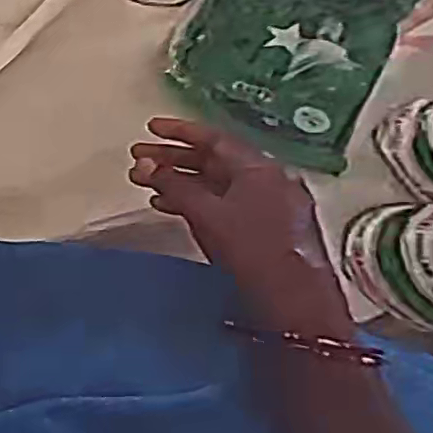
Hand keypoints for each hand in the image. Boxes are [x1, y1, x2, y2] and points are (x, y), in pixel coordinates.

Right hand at [128, 117, 352, 335]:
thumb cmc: (252, 250)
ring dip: (178, 180)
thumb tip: (145, 164)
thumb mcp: (206, 213)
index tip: (151, 127)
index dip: (180, 131)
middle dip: (172, 158)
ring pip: (215, 183)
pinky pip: (223, 202)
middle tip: (138, 157)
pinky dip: (194, 200)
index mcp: (261, 170)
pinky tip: (167, 206)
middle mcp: (269, 181)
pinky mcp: (265, 228)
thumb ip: (173, 184)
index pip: (216, 139)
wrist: (295, 305)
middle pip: (214, 160)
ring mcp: (269, 206)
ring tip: (144, 183)